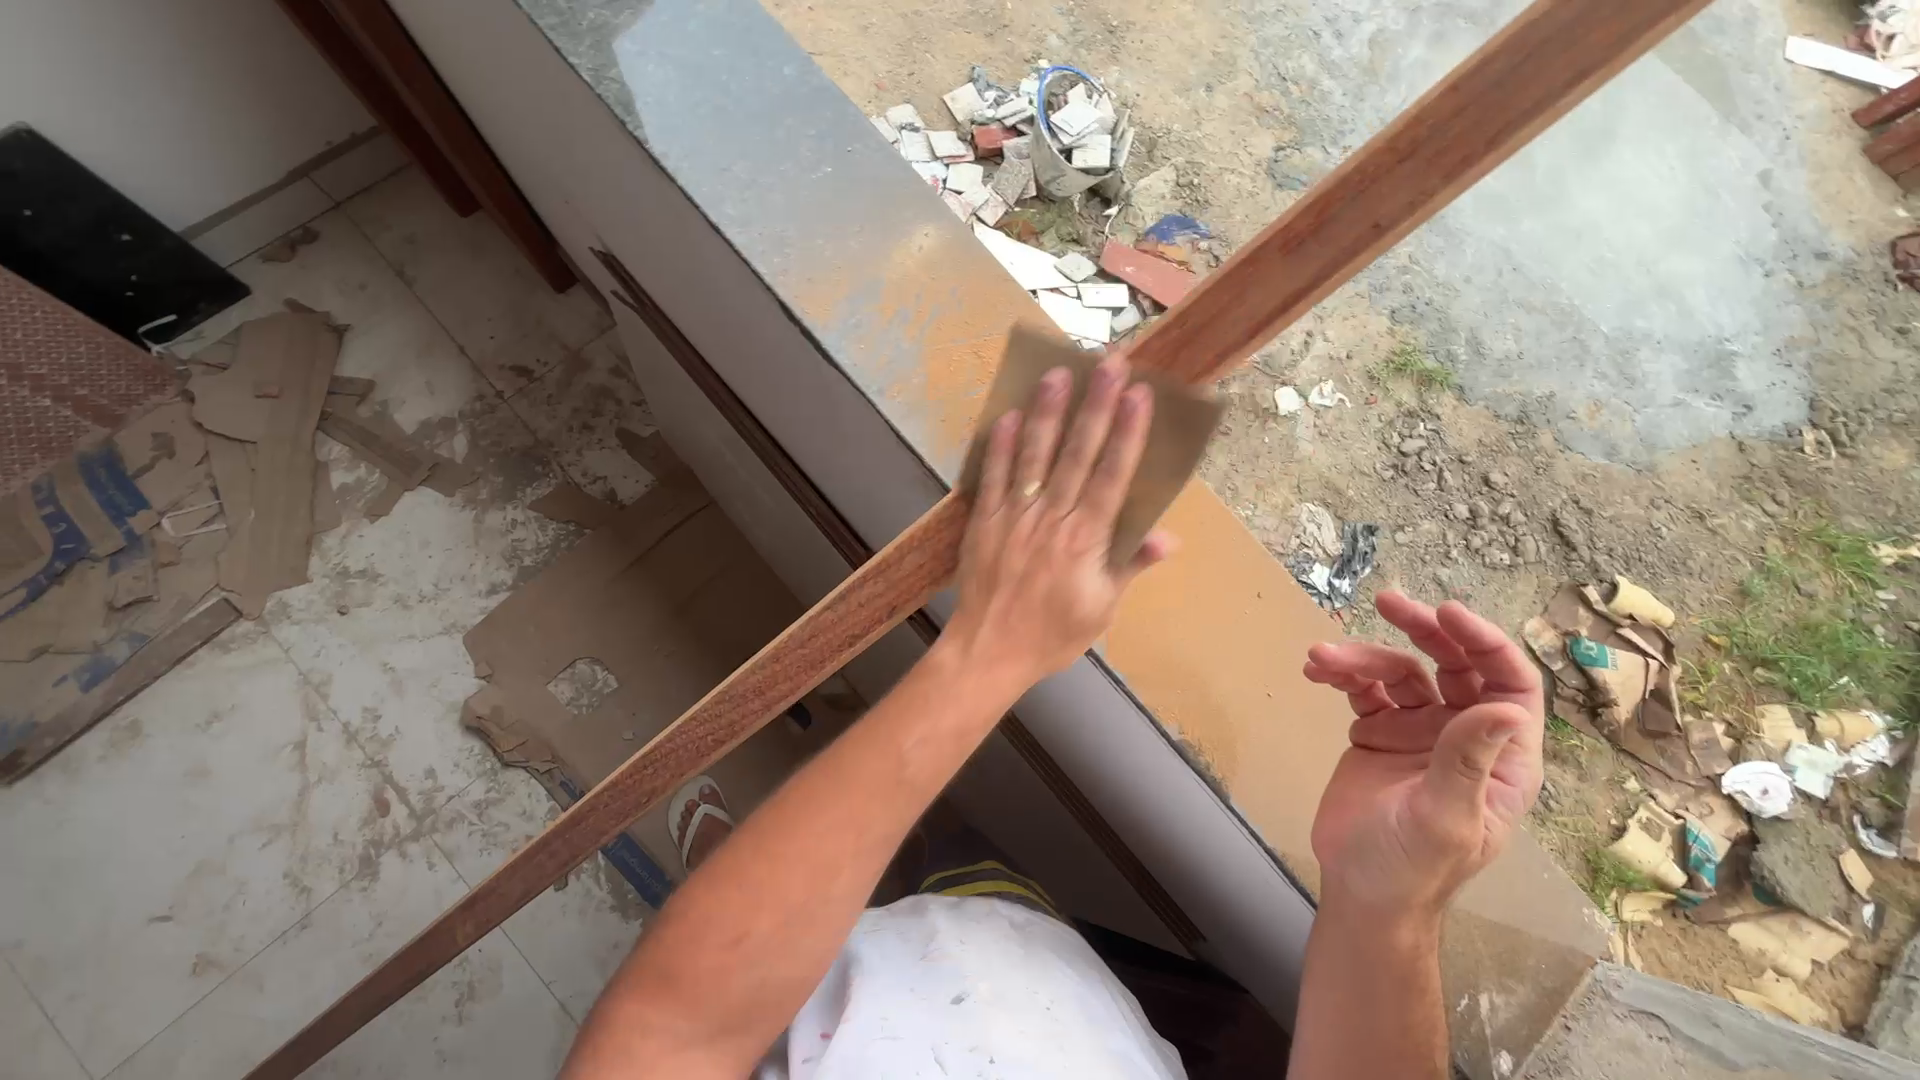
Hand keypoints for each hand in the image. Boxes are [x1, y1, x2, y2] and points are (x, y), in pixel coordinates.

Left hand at [940, 355, 1174, 693]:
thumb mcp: (1103, 608)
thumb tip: (1168, 537)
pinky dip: (1000, 446)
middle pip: (1077, 453)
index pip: (1112, 475)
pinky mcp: (983, 521)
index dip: (1127, 433)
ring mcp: (1014, 516)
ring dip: (1047, 413)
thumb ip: (1129, 565)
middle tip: (1108, 363)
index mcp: (1086, 539)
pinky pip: (993, 477)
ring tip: (1057, 373)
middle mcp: (1051, 518)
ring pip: (1034, 455)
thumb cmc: (1053, 634)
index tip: (1139, 394)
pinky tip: (1007, 415)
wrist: (989, 650)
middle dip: (1095, 406)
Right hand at [1302, 590, 1543, 921]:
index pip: (1507, 682)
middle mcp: (1464, 734)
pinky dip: (1341, 676)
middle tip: (1387, 601)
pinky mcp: (1378, 734)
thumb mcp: (1446, 816)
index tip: (1444, 613)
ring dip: (1361, 658)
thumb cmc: (1414, 865)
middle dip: (1421, 630)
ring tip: (1320, 658)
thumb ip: (1469, 760)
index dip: (1483, 643)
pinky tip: (1315, 671)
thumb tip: (1506, 706)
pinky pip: (1364, 691)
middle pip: (1453, 664)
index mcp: (1501, 755)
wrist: (1360, 890)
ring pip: (1398, 673)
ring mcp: (1419, 732)